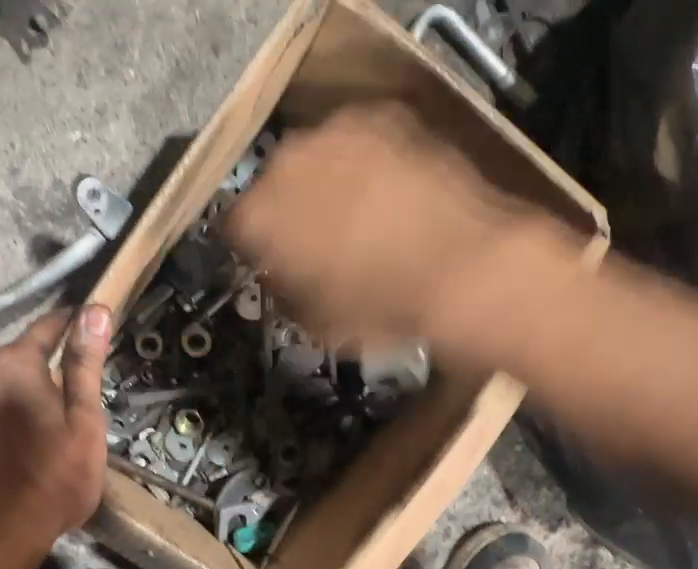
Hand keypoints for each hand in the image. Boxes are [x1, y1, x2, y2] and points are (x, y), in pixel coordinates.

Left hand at [0, 306, 112, 558]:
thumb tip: (94, 311)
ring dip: (12, 395)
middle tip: (66, 406)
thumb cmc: (52, 482)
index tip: (90, 331)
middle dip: (41, 373)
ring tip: (34, 429)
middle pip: (17, 359)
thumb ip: (86, 365)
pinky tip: (6, 444)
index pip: (48, 328)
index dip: (72, 328)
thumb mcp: (84, 424)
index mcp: (14, 363)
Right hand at [226, 103, 568, 353]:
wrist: (464, 267)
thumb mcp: (318, 324)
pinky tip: (391, 188)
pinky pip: (361, 139)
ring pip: (316, 155)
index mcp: (258, 218)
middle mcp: (284, 162)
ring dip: (327, 178)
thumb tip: (281, 281)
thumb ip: (286, 295)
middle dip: (288, 207)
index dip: (252, 247)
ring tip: (358, 211)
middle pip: (273, 182)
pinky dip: (368, 159)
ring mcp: (336, 130)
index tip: (268, 262)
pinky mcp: (385, 115)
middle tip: (316, 238)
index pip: (233, 227)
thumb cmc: (382, 308)